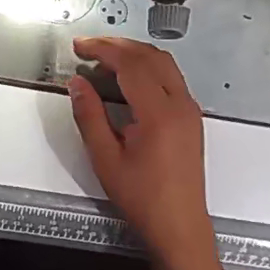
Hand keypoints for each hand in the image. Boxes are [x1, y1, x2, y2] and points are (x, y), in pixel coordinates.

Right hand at [66, 37, 216, 268]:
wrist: (178, 225)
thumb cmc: (144, 199)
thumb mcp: (105, 159)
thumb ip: (89, 116)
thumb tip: (77, 85)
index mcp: (160, 113)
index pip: (131, 64)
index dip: (103, 49)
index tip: (81, 46)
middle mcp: (181, 105)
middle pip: (150, 56)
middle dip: (118, 45)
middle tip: (89, 46)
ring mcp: (190, 110)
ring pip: (164, 64)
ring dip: (135, 53)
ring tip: (106, 56)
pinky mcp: (191, 118)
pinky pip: (172, 78)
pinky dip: (148, 67)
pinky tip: (129, 77)